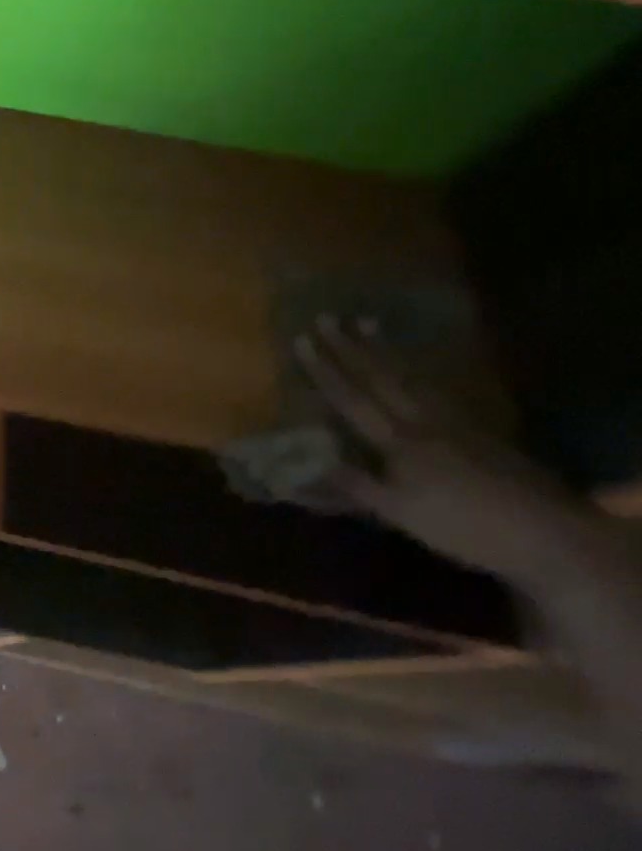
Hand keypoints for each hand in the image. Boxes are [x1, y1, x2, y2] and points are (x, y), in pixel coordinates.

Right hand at [296, 317, 586, 578]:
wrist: (546, 532)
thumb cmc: (461, 525)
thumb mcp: (399, 512)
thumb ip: (353, 485)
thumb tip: (304, 464)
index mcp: (399, 441)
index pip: (352, 399)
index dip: (325, 370)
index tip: (303, 341)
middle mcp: (424, 422)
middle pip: (382, 378)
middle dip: (351, 348)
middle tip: (329, 318)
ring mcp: (456, 423)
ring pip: (412, 378)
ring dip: (385, 350)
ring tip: (368, 324)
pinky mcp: (479, 431)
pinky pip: (438, 390)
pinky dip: (419, 372)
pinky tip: (414, 367)